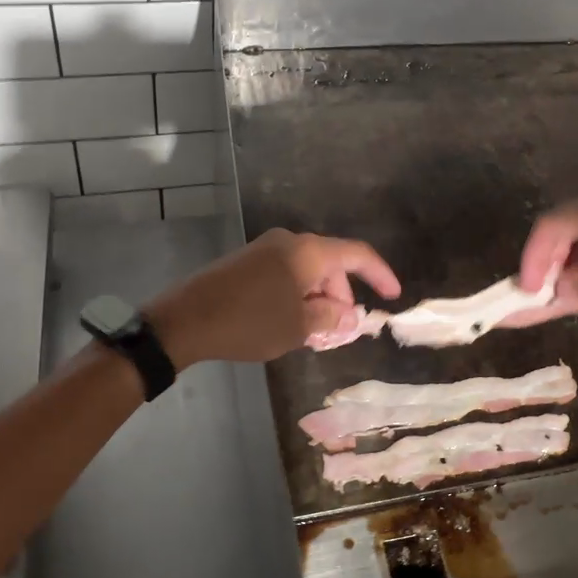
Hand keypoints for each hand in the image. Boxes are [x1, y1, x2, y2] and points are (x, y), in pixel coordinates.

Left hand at [145, 229, 400, 366]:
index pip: (357, 254)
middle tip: (341, 333)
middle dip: (341, 298)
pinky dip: (298, 297)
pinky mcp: (247, 262)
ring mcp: (265, 250)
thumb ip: (331, 319)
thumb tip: (350, 315)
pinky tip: (291, 324)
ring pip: (308, 272)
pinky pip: (286, 275)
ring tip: (315, 335)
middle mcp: (289, 242)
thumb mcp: (298, 328)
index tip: (393, 296)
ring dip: (318, 301)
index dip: (380, 274)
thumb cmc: (249, 322)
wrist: (185, 320)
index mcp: (308, 251)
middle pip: (331, 265)